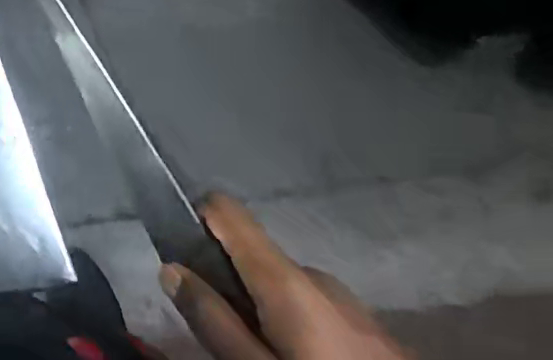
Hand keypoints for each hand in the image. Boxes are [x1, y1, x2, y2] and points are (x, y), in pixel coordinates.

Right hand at [161, 195, 411, 359]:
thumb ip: (214, 322)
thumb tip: (171, 269)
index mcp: (287, 279)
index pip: (225, 208)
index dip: (195, 220)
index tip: (185, 260)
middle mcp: (320, 277)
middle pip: (254, 258)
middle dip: (233, 288)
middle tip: (232, 340)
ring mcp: (356, 307)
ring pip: (288, 290)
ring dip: (269, 313)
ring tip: (271, 357)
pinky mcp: (381, 337)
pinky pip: (321, 314)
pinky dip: (303, 332)